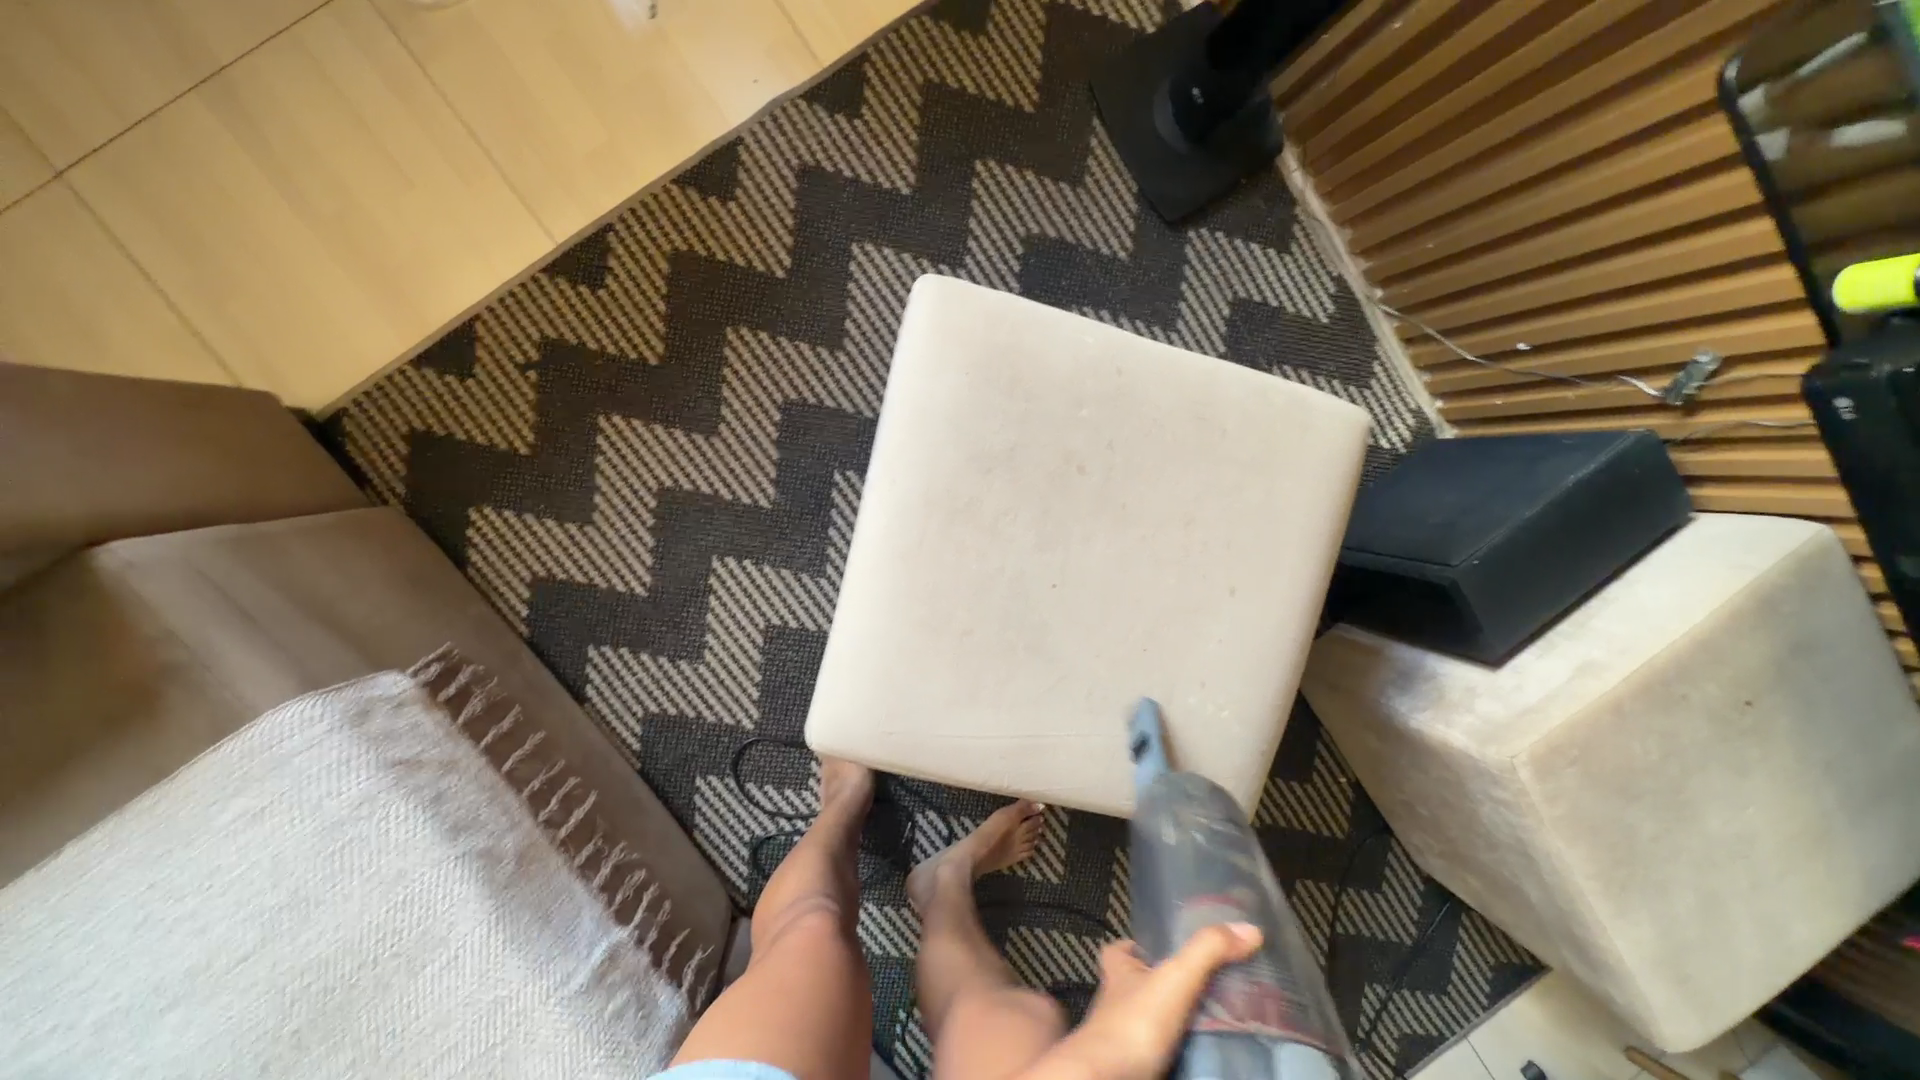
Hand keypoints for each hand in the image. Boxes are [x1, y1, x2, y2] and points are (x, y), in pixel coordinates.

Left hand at [1026, 923, 1264, 1079]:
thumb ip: (1207, 951)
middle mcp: (1117, 1000)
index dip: (1137, 945)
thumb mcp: (1174, 977)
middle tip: (1207, 986)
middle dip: (1167, 985)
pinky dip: (1182, 1050)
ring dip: (1178, 1020)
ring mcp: (1126, 1035)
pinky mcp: (1139, 1063)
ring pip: (1153, 1020)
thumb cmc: (1134, 1022)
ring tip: (1218, 1020)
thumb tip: (1249, 928)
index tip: (1165, 945)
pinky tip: (1207, 1050)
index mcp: (1119, 971)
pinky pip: (1163, 1051)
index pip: (1119, 949)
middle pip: (1140, 984)